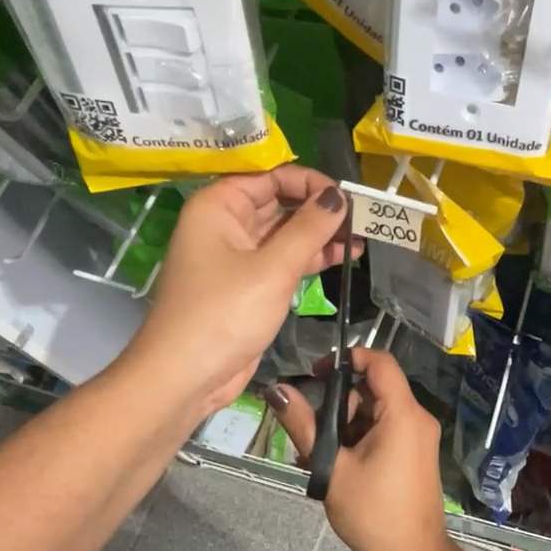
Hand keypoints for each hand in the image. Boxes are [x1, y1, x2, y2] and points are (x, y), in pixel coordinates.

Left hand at [120, 167, 355, 416]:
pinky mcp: (249, 284)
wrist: (188, 374)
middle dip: (320, 209)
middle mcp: (225, 224)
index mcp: (219, 207)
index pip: (270, 176)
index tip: (347, 197)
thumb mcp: (273, 268)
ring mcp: (237, 256)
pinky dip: (311, 257)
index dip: (310, 182)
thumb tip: (339, 197)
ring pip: (285, 233)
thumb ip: (310, 229)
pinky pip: (284, 259)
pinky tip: (342, 258)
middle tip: (362, 219)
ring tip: (360, 240)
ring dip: (321, 235)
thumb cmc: (225, 314)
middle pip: (279, 202)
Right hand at [269, 348, 456, 550]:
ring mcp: (418, 438)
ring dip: (342, 428)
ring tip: (313, 458)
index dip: (347, 358)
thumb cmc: (373, 512)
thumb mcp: (332, 468)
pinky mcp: (414, 455)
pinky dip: (357, 441)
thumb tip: (277, 390)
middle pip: (372, 390)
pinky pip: (383, 432)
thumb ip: (304, 425)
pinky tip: (332, 468)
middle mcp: (416, 419)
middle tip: (307, 434)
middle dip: (336, 405)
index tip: (315, 374)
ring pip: (374, 414)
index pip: (380, 362)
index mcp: (403, 414)